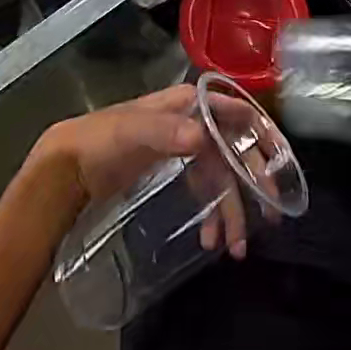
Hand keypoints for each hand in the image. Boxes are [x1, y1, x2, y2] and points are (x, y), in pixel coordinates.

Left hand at [31, 85, 252, 258]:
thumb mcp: (131, 131)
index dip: (262, 133)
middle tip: (271, 214)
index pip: (237, 112)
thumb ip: (166, 132)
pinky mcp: (176, 167)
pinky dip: (213, 211)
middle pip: (235, 148)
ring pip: (222, 173)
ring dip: (232, 207)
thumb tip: (200, 136)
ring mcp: (185, 145)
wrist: (68, 165)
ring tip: (236, 245)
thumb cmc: (100, 139)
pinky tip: (211, 236)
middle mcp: (194, 121)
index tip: (282, 162)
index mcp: (189, 104)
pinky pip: (206, 187)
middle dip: (254, 180)